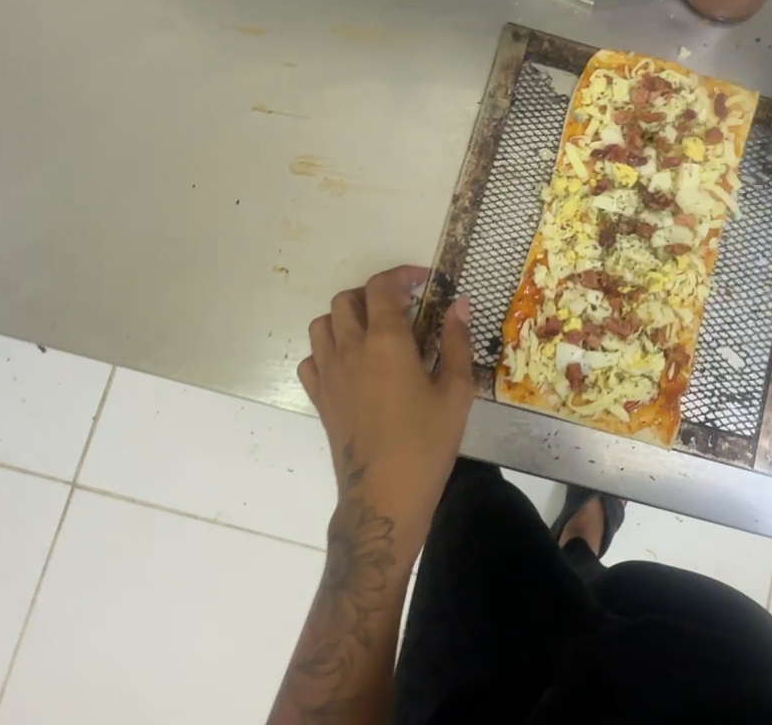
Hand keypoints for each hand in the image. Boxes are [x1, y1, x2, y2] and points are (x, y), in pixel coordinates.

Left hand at [298, 266, 475, 541]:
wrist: (385, 495)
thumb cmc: (427, 443)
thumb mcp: (456, 392)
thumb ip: (457, 342)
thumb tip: (460, 304)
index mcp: (385, 341)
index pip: (381, 287)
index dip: (401, 275)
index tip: (423, 282)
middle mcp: (350, 349)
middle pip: (346, 299)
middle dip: (373, 294)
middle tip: (402, 308)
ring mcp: (329, 374)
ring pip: (321, 324)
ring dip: (346, 318)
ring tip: (373, 331)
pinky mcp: (319, 398)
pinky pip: (311, 359)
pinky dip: (326, 350)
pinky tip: (350, 364)